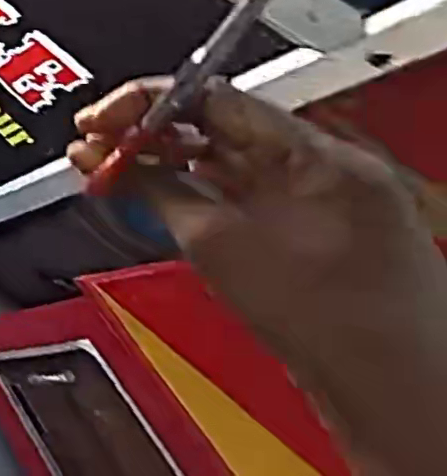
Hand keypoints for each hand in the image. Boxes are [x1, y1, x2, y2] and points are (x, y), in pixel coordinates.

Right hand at [68, 78, 441, 352]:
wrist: (392, 391)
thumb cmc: (328, 321)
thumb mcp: (208, 237)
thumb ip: (147, 182)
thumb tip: (97, 154)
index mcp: (318, 157)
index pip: (206, 96)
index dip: (139, 104)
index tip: (97, 121)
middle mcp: (327, 163)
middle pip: (209, 118)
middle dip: (142, 129)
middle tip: (94, 143)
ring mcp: (322, 190)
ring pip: (215, 147)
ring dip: (158, 152)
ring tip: (110, 166)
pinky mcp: (309, 213)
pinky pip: (231, 176)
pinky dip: (185, 176)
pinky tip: (148, 184)